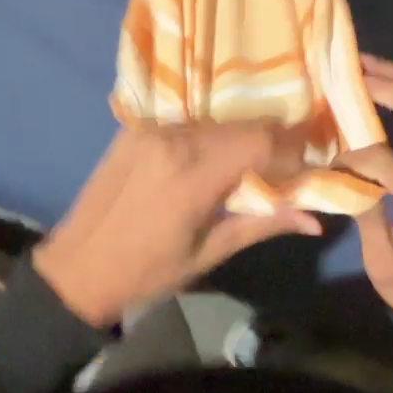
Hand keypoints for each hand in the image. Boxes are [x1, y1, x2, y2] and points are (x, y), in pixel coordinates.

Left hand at [33, 122, 323, 327]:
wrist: (76, 266)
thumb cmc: (146, 272)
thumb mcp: (208, 254)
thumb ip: (262, 225)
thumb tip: (316, 219)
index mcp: (192, 177)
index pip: (259, 141)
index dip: (290, 149)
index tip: (307, 163)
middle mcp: (173, 140)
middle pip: (241, 125)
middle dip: (270, 141)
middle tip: (286, 164)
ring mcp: (151, 129)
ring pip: (215, 120)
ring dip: (239, 136)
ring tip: (250, 162)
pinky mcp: (135, 127)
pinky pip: (187, 122)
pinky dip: (208, 135)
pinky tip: (212, 156)